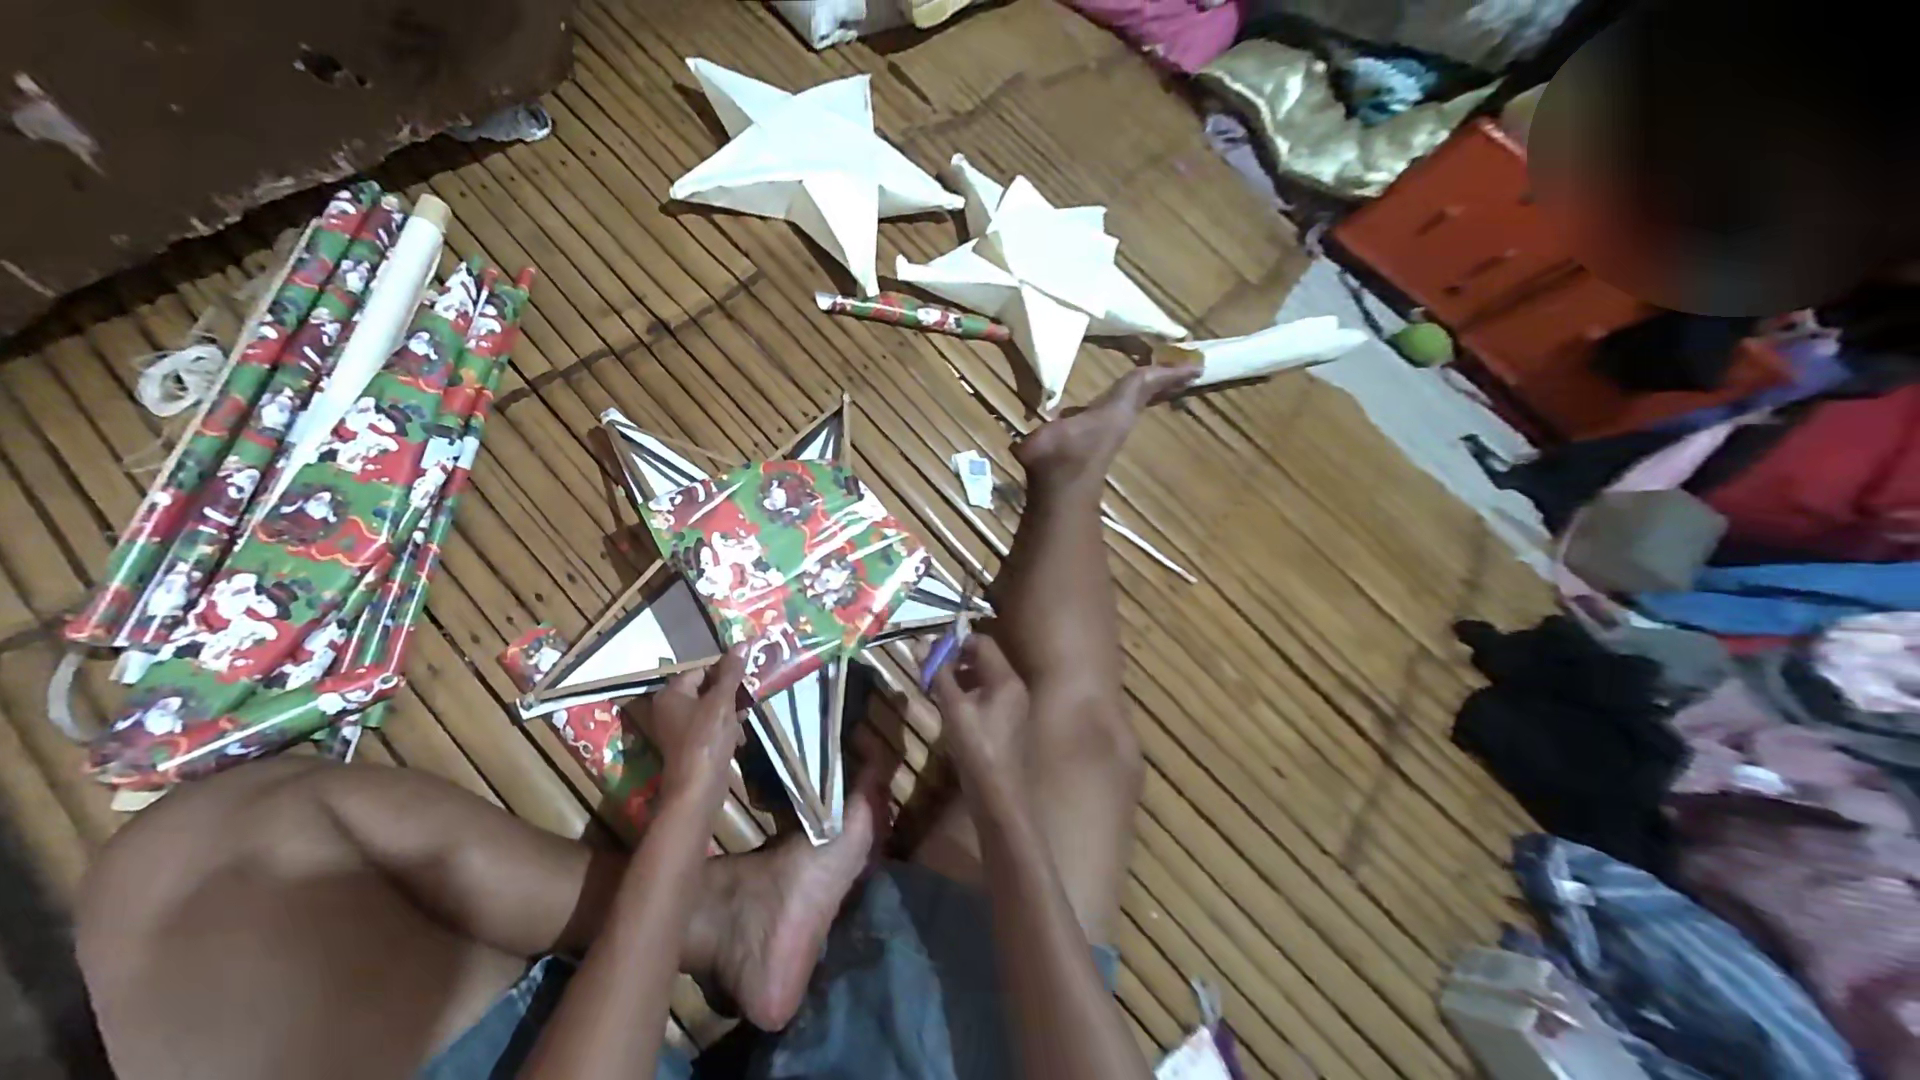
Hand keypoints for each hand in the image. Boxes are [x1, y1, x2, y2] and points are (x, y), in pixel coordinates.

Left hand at [648, 644, 746, 799]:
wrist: (698, 788)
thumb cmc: (707, 738)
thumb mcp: (722, 701)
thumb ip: (732, 673)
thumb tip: (742, 644)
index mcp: (671, 693)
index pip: (701, 669)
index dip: (725, 671)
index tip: (747, 676)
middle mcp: (669, 708)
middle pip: (705, 688)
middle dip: (730, 692)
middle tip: (750, 695)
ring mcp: (678, 728)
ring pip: (710, 708)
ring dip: (730, 710)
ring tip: (746, 716)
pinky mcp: (689, 744)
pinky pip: (709, 725)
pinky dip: (724, 726)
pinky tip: (739, 735)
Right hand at [929, 635, 1029, 800]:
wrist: (997, 794)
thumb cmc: (977, 748)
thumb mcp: (953, 709)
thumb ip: (939, 675)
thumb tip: (922, 646)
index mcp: (1006, 679)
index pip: (983, 642)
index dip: (957, 641)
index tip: (932, 649)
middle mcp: (1014, 686)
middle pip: (985, 658)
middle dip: (957, 657)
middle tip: (930, 666)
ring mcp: (1013, 705)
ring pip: (985, 677)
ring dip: (961, 675)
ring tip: (935, 684)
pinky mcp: (1007, 720)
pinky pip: (987, 694)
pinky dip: (968, 691)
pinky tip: (949, 704)